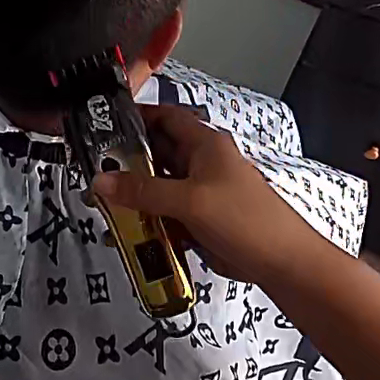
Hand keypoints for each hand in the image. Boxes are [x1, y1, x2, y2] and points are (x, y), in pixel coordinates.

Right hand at [91, 105, 328, 284]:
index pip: (167, 117)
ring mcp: (202, 194)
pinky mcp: (201, 221)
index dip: (138, 117)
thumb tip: (103, 182)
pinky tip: (130, 234)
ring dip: (136, 198)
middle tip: (98, 174)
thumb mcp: (189, 201)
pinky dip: (149, 223)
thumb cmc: (247, 220)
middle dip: (129, 164)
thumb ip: (143, 192)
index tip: (107, 125)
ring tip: (106, 207)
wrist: (281, 263)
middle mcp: (203, 165)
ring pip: (160, 189)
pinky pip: (167, 216)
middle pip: (158, 155)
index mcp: (206, 145)